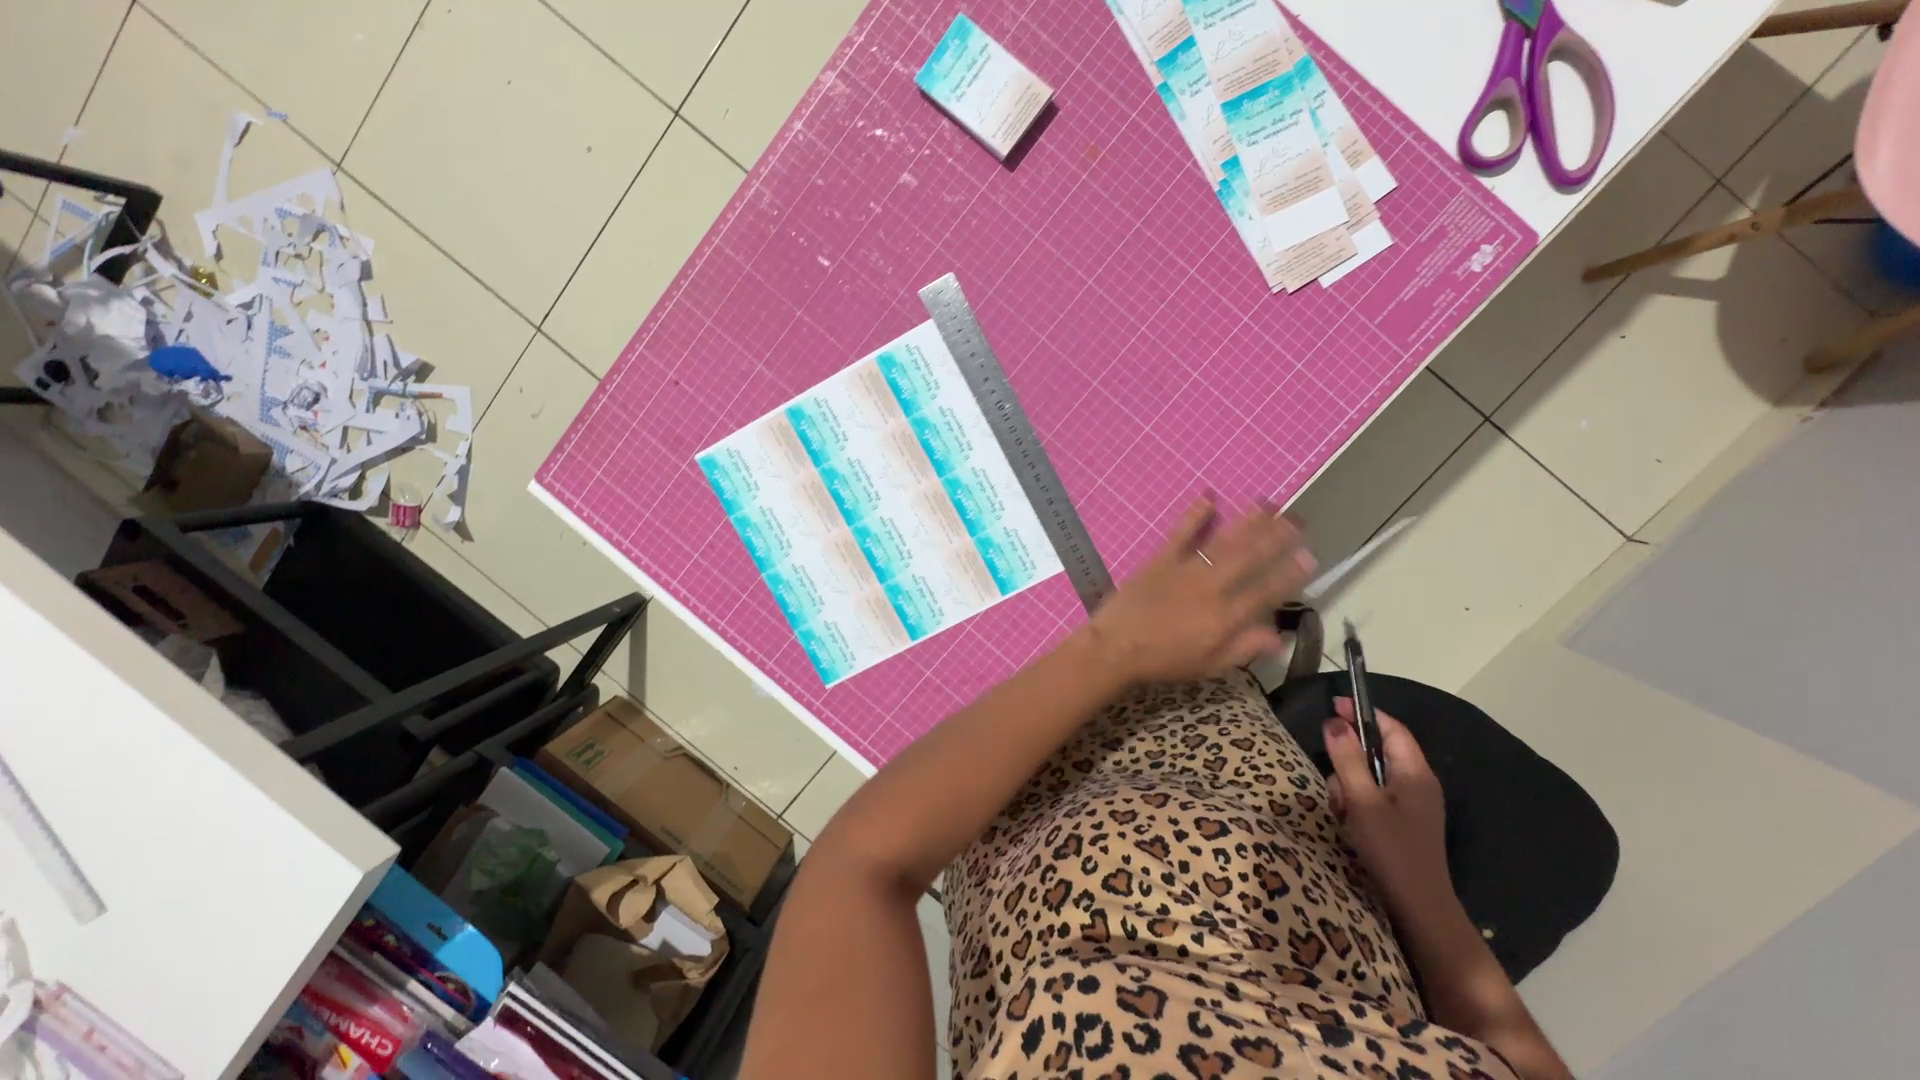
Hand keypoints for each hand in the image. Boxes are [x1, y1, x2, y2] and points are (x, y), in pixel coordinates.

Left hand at [1083, 495, 1314, 683]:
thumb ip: (1243, 648)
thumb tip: (1279, 636)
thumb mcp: (1208, 665)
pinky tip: (1209, 497)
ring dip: (1247, 522)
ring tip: (1268, 505)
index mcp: (1225, 618)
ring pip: (1223, 542)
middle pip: (1249, 557)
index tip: (1310, 556)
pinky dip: (1195, 515)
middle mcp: (1211, 588)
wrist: (1115, 648)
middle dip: (1276, 537)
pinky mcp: (1160, 560)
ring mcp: (1185, 570)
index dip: (1289, 574)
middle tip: (1297, 519)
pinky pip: (1180, 534)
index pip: (1265, 591)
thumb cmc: (1163, 661)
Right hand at [1324, 698, 1453, 914]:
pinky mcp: (1404, 822)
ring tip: (1344, 813)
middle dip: (1349, 762)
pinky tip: (1351, 825)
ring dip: (1350, 787)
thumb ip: (1347, 759)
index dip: (1363, 713)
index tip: (1332, 705)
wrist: (1419, 907)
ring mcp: (1413, 804)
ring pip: (1371, 776)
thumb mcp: (1363, 801)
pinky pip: (1375, 797)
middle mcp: (1418, 782)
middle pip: (1377, 752)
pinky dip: (1358, 804)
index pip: (1391, 727)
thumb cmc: (1392, 850)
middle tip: (1336, 786)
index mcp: (1415, 772)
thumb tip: (1334, 721)